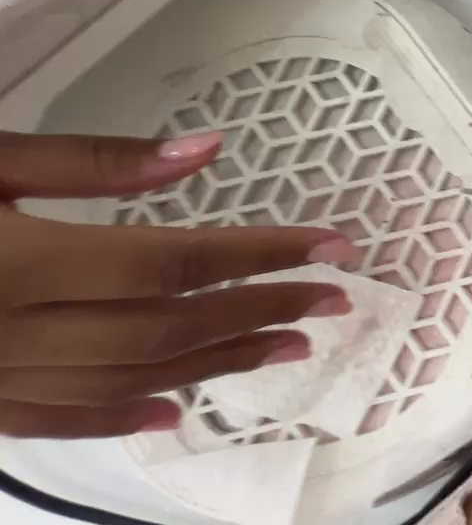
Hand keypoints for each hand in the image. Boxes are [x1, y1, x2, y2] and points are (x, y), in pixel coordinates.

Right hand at [0, 131, 357, 437]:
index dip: (268, 255)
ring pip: (121, 376)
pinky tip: (174, 413)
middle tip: (339, 300)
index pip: (180, 261)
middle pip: (167, 325)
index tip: (340, 248)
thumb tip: (210, 149)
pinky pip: (40, 420)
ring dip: (216, 363)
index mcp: (21, 266)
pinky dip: (111, 416)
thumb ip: (92, 161)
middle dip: (262, 310)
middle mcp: (2, 333)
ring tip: (295, 348)